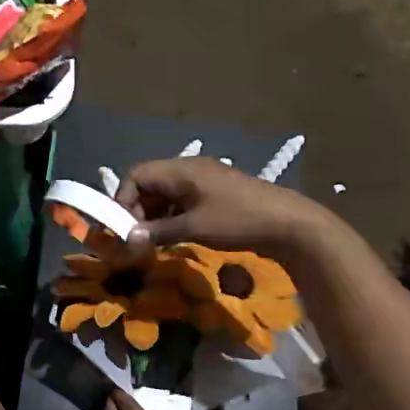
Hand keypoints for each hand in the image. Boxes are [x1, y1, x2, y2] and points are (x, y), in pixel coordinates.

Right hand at [116, 158, 333, 258]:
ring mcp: (204, 180)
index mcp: (181, 169)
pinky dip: (172, 216)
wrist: (286, 223)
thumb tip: (129, 238)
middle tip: (137, 238)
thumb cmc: (237, 221)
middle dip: (137, 210)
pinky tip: (174, 236)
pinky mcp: (215, 193)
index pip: (137, 174)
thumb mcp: (194, 228)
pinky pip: (182, 200)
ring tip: (153, 241)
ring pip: (166, 193)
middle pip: (150, 182)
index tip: (124, 228)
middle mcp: (190, 169)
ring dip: (155, 215)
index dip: (123, 200)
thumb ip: (159, 231)